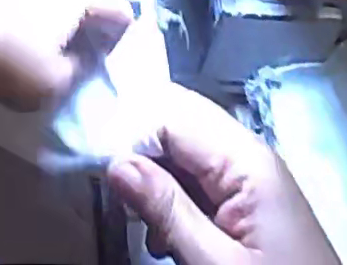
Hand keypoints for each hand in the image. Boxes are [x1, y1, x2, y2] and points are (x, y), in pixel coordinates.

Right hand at [107, 85, 338, 264]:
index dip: (134, 129)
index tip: (96, 156)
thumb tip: (116, 161)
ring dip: (156, 175)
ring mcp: (250, 174)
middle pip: (183, 123)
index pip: (176, 113)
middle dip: (143, 147)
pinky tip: (162, 233)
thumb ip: (168, 211)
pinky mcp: (249, 200)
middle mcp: (248, 151)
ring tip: (136, 217)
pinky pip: (202, 178)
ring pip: (188, 150)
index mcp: (244, 157)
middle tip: (112, 186)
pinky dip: (175, 195)